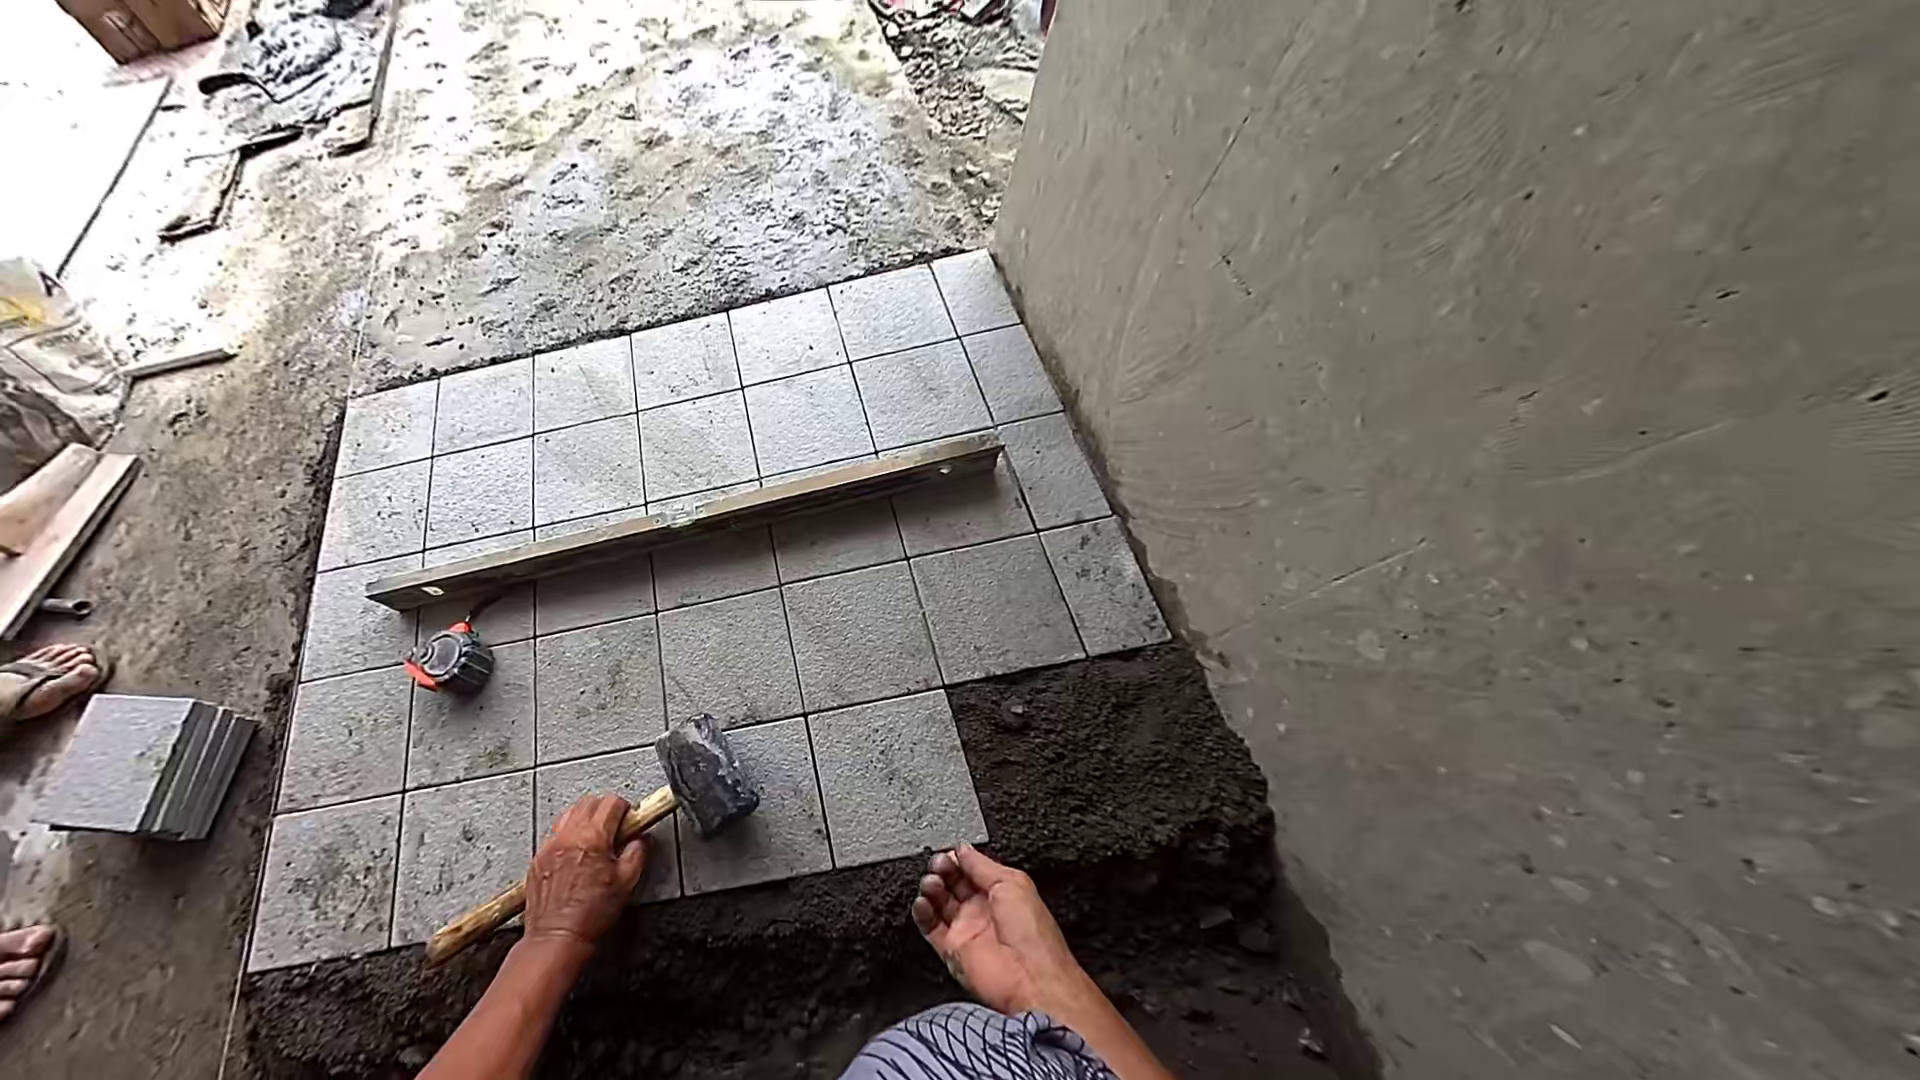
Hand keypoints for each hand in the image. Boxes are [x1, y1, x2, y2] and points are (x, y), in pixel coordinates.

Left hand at [523, 795, 644, 948]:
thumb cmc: (591, 914)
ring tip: (595, 836)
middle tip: (615, 825)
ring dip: (585, 817)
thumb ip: (638, 851)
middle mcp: (568, 837)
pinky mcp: (537, 859)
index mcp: (593, 839)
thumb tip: (641, 838)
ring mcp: (549, 847)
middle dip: (606, 808)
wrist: (557, 939)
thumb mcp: (628, 881)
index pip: (612, 802)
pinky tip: (577, 851)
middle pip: (589, 802)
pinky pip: (554, 833)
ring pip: (569, 813)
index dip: (626, 808)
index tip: (630, 821)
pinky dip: (568, 833)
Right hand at [911, 844, 1098, 1016]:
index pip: (971, 867)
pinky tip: (922, 902)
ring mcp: (967, 930)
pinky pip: (930, 927)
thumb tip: (963, 849)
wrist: (1032, 979)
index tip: (949, 852)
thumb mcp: (1010, 882)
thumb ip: (981, 865)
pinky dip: (922, 912)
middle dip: (942, 869)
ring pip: (939, 902)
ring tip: (932, 882)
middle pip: (953, 882)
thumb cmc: (1033, 933)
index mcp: (1001, 890)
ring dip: (931, 887)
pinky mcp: (953, 951)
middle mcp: (983, 909)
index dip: (958, 858)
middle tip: (939, 865)